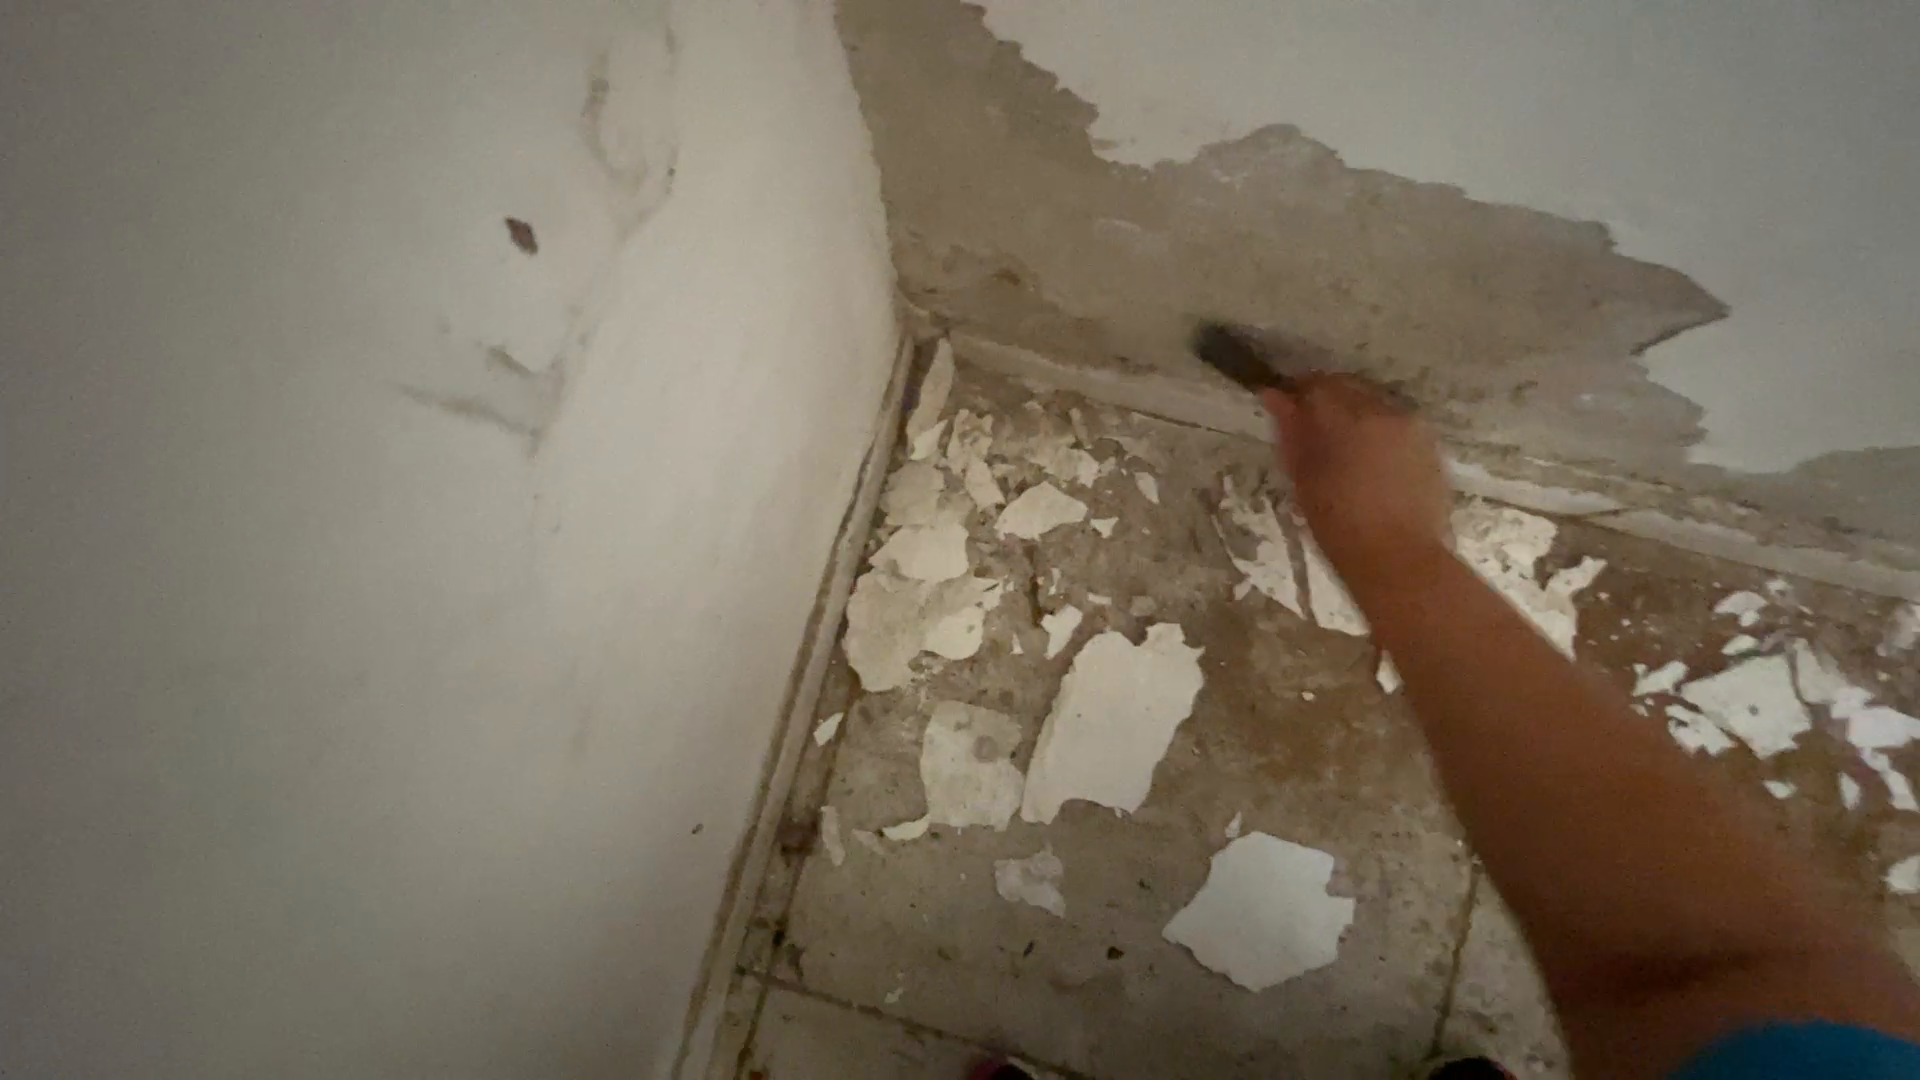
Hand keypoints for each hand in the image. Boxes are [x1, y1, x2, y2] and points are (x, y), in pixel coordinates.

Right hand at [1261, 375, 1451, 589]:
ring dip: (1352, 414)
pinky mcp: (1430, 444)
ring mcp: (1413, 425)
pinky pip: (1395, 422)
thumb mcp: (1303, 477)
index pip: (1316, 384)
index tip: (1283, 408)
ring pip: (1373, 402)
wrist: (1398, 558)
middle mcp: (1385, 410)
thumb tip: (1273, 395)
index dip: (1296, 393)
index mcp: (1349, 418)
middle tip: (1307, 429)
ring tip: (1338, 448)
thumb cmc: (1338, 524)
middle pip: (1348, 387)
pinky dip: (1376, 430)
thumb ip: (1291, 431)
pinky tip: (1366, 461)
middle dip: (1325, 399)